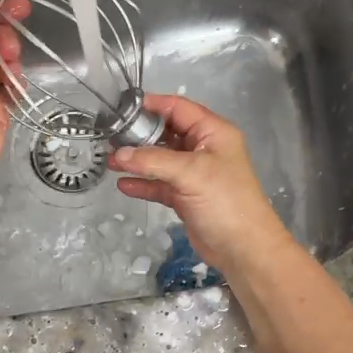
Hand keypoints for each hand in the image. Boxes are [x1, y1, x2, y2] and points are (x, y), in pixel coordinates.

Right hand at [109, 94, 294, 272]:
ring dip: (137, 161)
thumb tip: (118, 155)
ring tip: (109, 161)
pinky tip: (123, 185)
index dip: (152, 105)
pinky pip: (159, 184)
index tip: (122, 107)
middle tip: (110, 137)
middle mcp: (203, 148)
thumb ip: (153, 161)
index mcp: (212, 132)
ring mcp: (193, 174)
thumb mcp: (190, 173)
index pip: (178, 108)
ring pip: (160, 160)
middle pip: (166, 133)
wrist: (242, 247)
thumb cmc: (224, 200)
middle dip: (139, 135)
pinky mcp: (185, 196)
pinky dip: (143, 184)